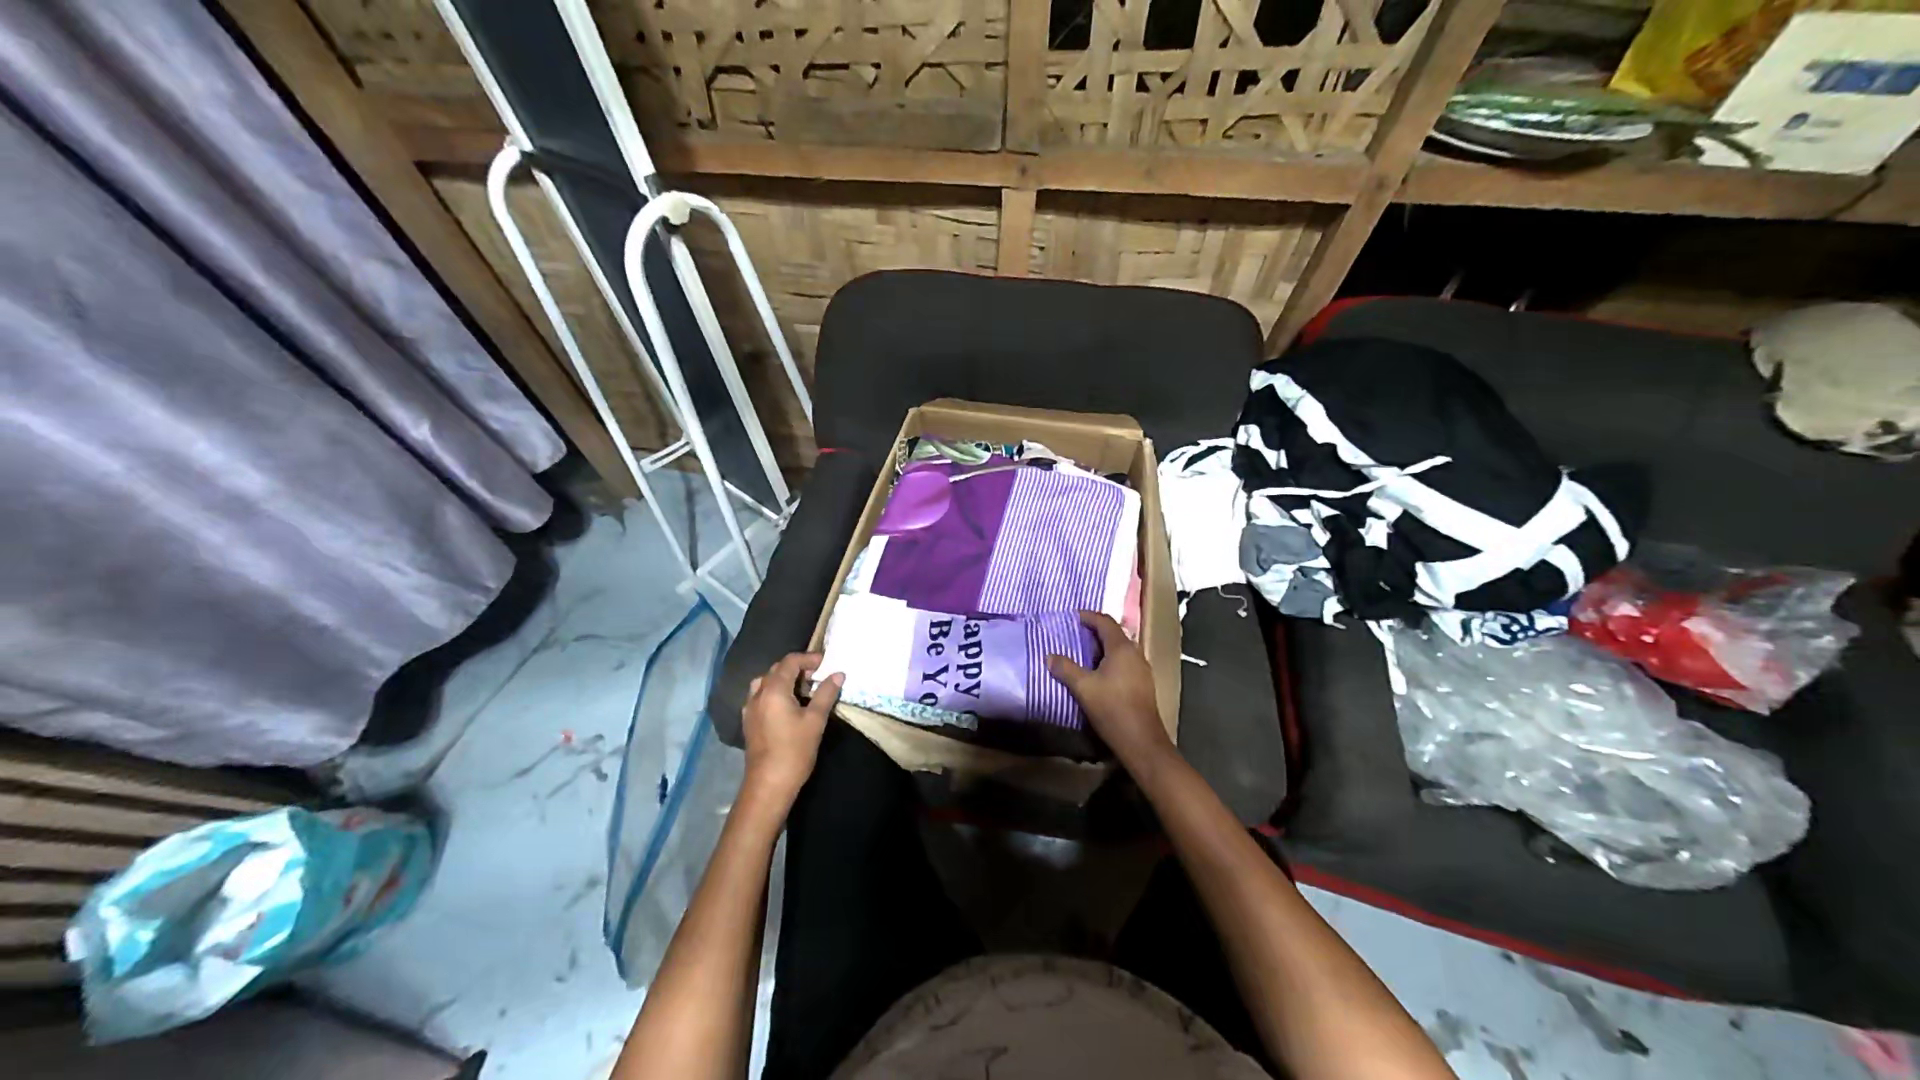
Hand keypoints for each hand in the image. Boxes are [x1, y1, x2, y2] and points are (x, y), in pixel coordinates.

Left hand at [741, 652, 841, 809]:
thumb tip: (838, 674)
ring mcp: (750, 708)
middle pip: (776, 670)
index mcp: (774, 690)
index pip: (790, 662)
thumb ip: (826, 693)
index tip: (826, 663)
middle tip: (818, 676)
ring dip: (784, 680)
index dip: (808, 658)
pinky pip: (760, 696)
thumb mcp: (815, 720)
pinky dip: (775, 693)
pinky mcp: (749, 721)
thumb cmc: (795, 750)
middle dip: (797, 668)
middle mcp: (758, 694)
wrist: (769, 783)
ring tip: (803, 690)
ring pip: (766, 682)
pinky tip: (788, 706)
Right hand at [1047, 612, 1174, 770]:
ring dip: (1101, 648)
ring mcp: (1141, 669)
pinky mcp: (1142, 683)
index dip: (1088, 616)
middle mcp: (1135, 653)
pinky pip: (1124, 662)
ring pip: (1119, 649)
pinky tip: (1097, 673)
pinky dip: (1109, 660)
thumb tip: (1049, 655)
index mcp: (1121, 648)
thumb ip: (1065, 668)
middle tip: (1073, 634)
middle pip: (1114, 634)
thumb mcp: (1083, 687)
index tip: (1072, 617)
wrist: (1140, 740)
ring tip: (1082, 653)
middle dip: (1094, 632)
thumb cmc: (1111, 708)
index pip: (1105, 622)